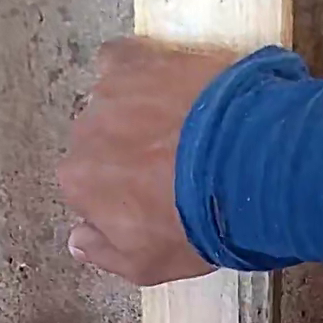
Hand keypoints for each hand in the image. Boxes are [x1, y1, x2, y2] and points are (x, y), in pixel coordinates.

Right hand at [59, 37, 238, 285]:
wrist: (244, 169)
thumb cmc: (196, 223)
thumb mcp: (149, 264)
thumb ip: (105, 253)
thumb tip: (77, 240)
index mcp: (79, 183)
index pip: (89, 191)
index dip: (124, 197)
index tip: (156, 201)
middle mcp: (83, 132)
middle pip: (101, 145)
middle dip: (131, 155)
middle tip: (177, 170)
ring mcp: (110, 91)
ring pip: (116, 106)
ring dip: (143, 118)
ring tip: (187, 134)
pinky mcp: (140, 58)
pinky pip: (127, 62)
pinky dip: (143, 75)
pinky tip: (172, 91)